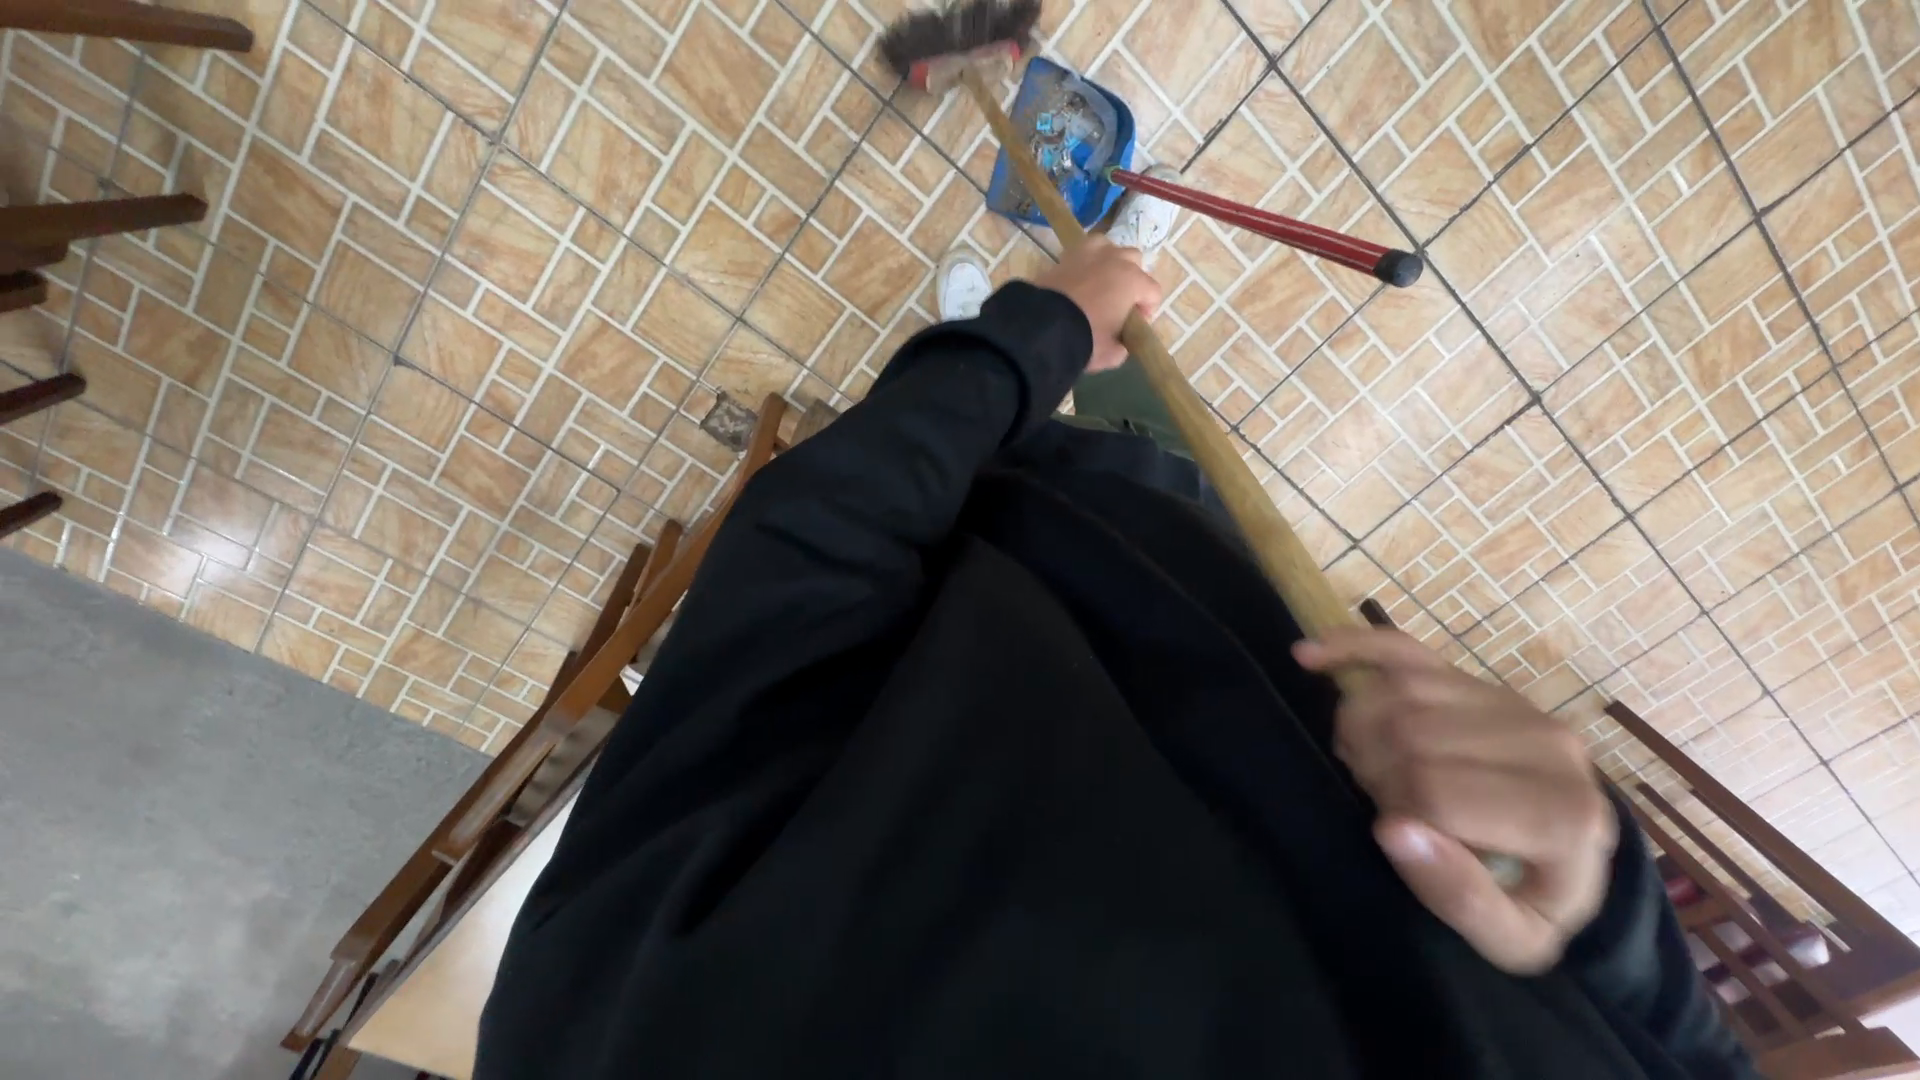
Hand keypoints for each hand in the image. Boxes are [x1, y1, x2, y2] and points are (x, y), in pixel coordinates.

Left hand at [1032, 236, 1163, 373]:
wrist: (1044, 328)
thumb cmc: (1085, 340)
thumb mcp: (1110, 354)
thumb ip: (1122, 347)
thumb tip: (1119, 344)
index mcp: (1133, 282)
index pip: (1153, 292)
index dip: (1147, 310)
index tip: (1134, 325)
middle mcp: (1116, 260)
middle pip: (1134, 262)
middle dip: (1131, 280)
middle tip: (1118, 302)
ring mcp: (1091, 253)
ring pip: (1110, 248)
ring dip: (1110, 262)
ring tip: (1100, 283)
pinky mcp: (1067, 254)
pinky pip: (1084, 251)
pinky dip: (1087, 261)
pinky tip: (1080, 278)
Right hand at [1293, 627, 1617, 974]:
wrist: (1561, 851)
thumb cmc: (1530, 896)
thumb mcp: (1512, 937)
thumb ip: (1461, 898)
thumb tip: (1394, 829)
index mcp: (1565, 814)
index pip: (1437, 792)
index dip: (1397, 817)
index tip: (1399, 835)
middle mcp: (1550, 744)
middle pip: (1412, 735)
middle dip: (1374, 772)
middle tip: (1377, 798)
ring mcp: (1509, 700)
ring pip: (1400, 690)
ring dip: (1358, 727)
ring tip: (1366, 761)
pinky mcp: (1472, 678)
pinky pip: (1402, 648)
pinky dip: (1350, 646)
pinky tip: (1308, 655)